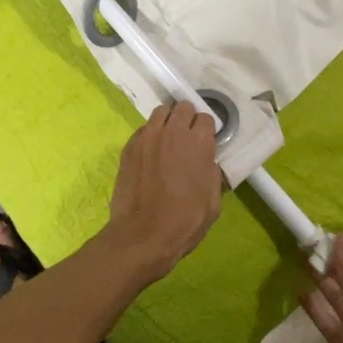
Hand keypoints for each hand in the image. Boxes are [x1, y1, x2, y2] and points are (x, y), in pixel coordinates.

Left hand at [98, 102, 224, 282]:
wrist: (143, 235)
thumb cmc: (184, 222)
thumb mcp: (213, 203)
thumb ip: (213, 174)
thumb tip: (208, 163)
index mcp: (198, 143)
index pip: (206, 118)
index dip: (206, 130)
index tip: (205, 142)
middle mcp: (173, 132)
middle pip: (183, 107)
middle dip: (188, 118)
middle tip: (187, 138)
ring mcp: (148, 136)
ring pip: (161, 112)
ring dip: (168, 121)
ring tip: (168, 139)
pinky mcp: (129, 146)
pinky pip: (143, 129)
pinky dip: (150, 135)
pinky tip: (150, 153)